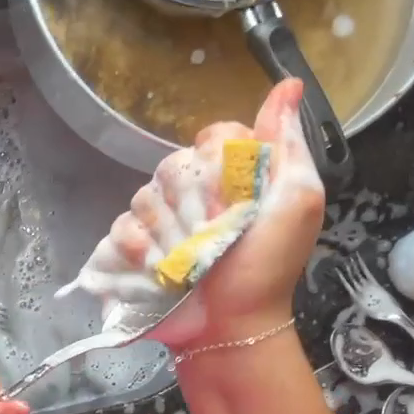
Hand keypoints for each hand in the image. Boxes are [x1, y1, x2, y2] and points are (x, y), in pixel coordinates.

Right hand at [99, 78, 326, 350]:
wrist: (228, 327)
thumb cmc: (266, 270)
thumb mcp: (296, 203)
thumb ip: (287, 147)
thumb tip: (287, 85)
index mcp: (233, 178)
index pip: (213, 137)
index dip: (217, 157)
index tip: (232, 189)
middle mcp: (192, 196)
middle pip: (171, 165)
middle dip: (188, 200)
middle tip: (209, 231)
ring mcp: (158, 225)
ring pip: (142, 196)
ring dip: (163, 229)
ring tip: (182, 258)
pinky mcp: (130, 252)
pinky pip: (118, 229)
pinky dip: (133, 248)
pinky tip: (153, 267)